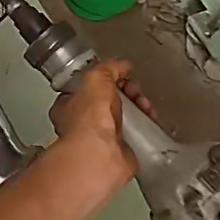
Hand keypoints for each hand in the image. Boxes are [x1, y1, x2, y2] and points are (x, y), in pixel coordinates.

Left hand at [46, 58, 150, 196]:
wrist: (101, 154)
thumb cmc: (88, 118)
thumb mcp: (96, 77)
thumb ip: (108, 68)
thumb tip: (121, 65)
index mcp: (68, 105)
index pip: (89, 86)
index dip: (106, 78)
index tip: (121, 74)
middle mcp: (84, 122)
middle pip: (110, 100)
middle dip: (127, 92)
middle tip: (135, 90)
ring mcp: (102, 137)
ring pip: (125, 115)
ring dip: (138, 106)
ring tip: (145, 105)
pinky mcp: (120, 150)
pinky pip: (136, 132)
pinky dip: (145, 125)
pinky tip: (150, 118)